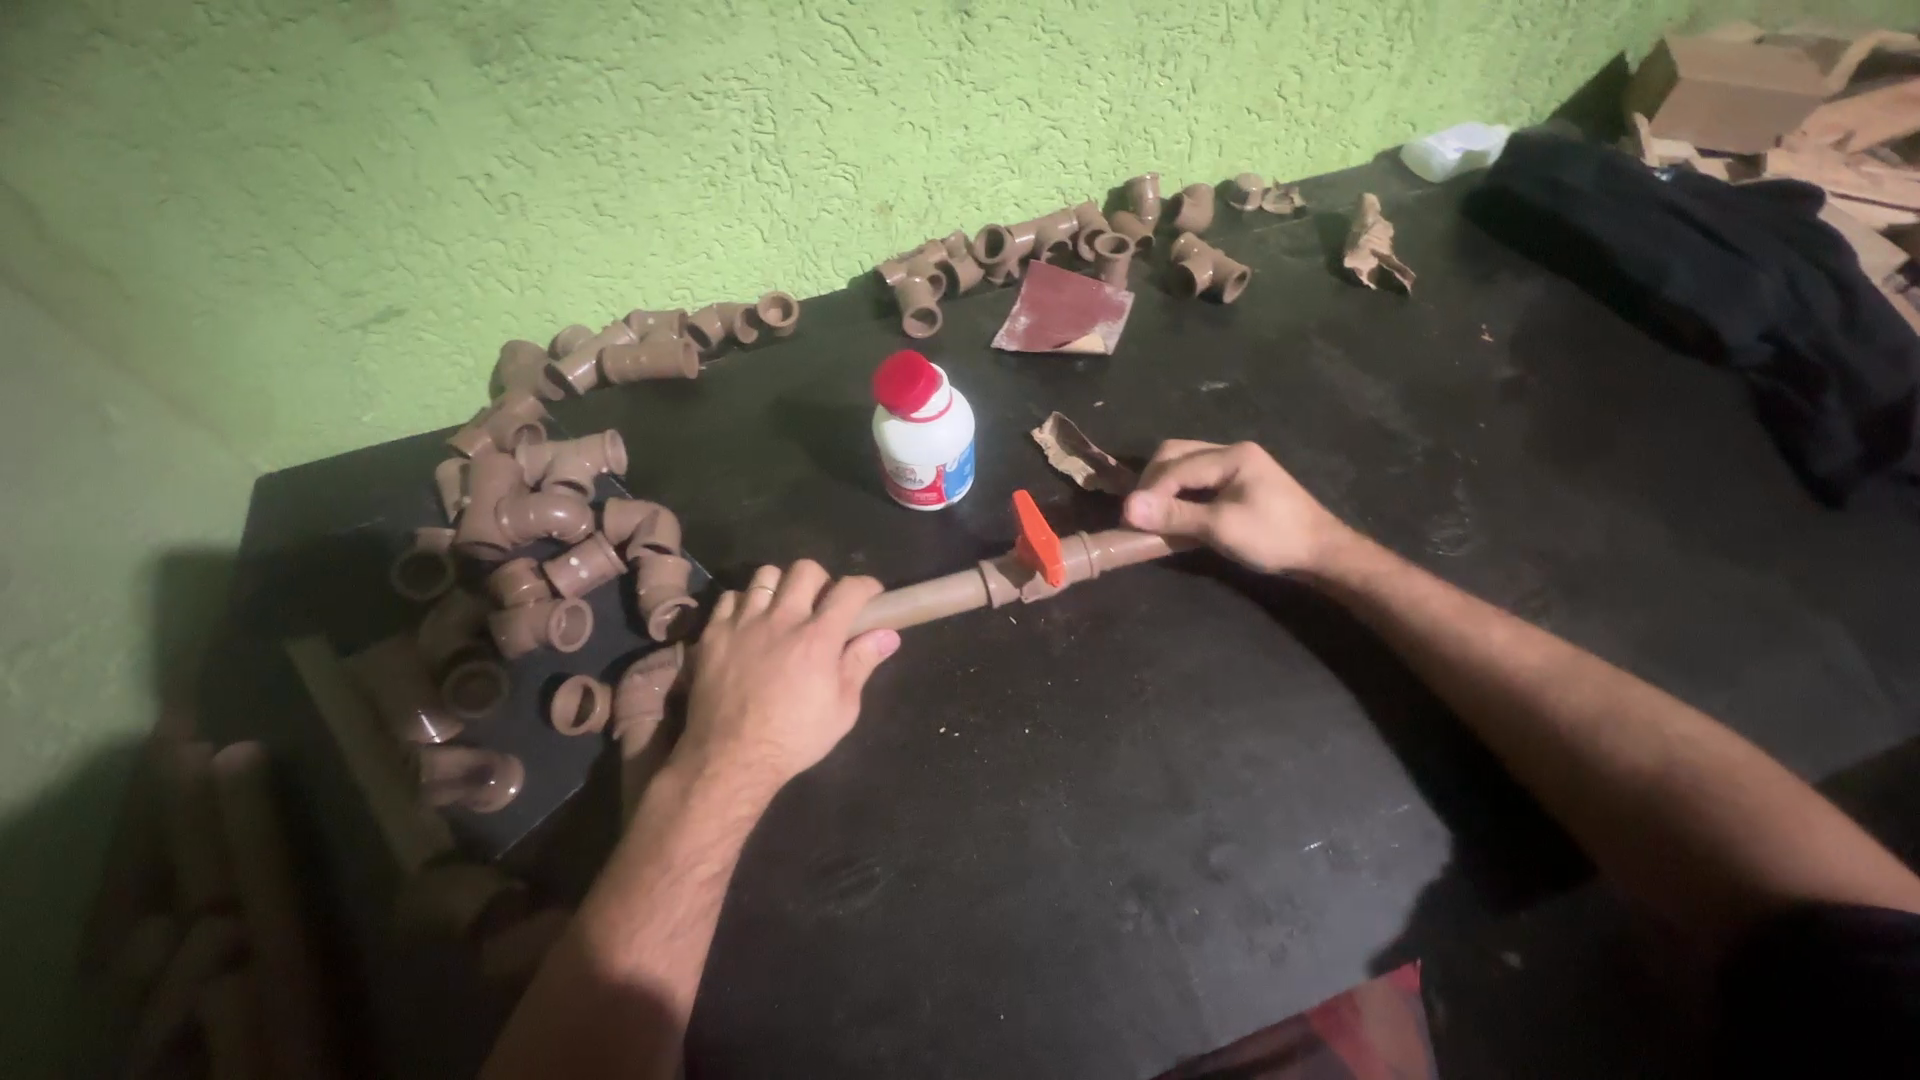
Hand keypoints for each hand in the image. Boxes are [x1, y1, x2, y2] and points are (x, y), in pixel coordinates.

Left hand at [676, 560, 900, 791]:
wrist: (730, 759)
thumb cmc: (794, 739)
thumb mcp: (842, 710)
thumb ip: (861, 664)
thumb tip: (888, 635)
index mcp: (818, 638)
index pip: (849, 590)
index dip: (866, 587)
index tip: (871, 597)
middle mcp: (781, 619)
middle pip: (805, 570)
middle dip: (822, 581)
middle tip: (823, 604)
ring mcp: (743, 623)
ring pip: (765, 575)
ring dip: (781, 587)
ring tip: (783, 610)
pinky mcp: (713, 634)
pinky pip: (730, 598)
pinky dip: (744, 604)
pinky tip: (750, 625)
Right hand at [1122, 440, 1350, 574]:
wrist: (1321, 553)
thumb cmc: (1274, 538)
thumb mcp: (1221, 528)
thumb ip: (1175, 516)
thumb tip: (1127, 509)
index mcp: (1232, 455)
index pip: (1175, 466)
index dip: (1148, 493)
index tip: (1129, 520)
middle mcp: (1232, 451)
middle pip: (1175, 454)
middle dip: (1152, 482)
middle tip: (1138, 514)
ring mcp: (1236, 464)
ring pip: (1184, 463)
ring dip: (1163, 486)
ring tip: (1152, 514)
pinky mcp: (1238, 481)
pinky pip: (1196, 477)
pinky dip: (1179, 492)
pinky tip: (1174, 512)